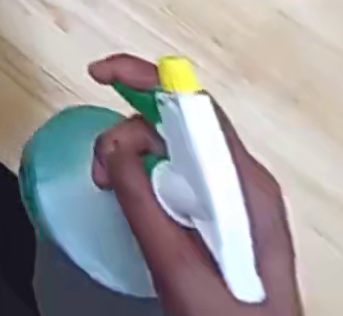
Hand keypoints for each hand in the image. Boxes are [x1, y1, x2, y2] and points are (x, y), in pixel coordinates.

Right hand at [86, 54, 302, 314]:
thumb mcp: (176, 267)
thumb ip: (141, 201)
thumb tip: (113, 143)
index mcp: (243, 183)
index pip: (192, 103)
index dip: (144, 76)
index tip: (99, 74)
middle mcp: (243, 176)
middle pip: (176, 120)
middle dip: (127, 129)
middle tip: (98, 168)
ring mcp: (236, 191)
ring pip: (171, 142)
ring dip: (130, 152)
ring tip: (107, 187)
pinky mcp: (225, 207)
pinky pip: (176, 166)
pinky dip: (143, 169)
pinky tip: (129, 195)